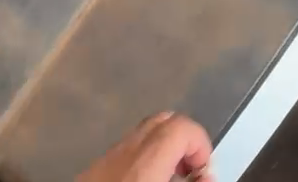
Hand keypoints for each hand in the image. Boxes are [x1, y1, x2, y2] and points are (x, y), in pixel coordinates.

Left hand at [76, 112, 214, 181]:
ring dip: (163, 150)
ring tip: (171, 180)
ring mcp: (103, 161)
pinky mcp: (91, 173)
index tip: (204, 173)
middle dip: (184, 141)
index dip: (201, 144)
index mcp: (146, 164)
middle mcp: (123, 154)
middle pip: (162, 121)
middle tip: (191, 173)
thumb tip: (207, 177)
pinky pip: (124, 152)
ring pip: (142, 134)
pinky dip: (142, 160)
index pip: (181, 127)